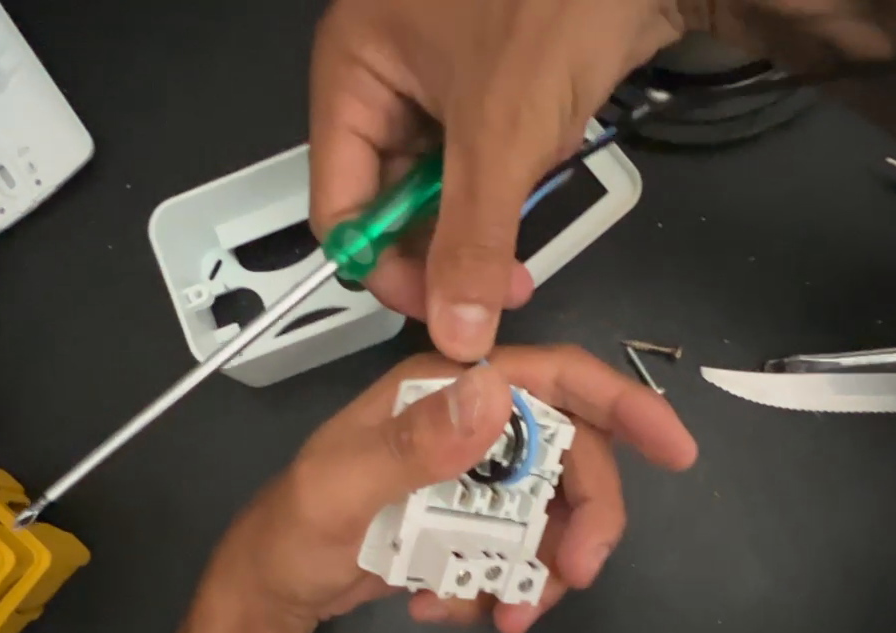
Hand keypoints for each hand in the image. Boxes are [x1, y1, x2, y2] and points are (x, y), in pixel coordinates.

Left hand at [208, 346, 698, 632]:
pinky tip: (445, 609)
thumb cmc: (296, 528)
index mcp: (447, 393)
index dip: (624, 406)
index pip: (553, 380)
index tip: (677, 452)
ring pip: (552, 518)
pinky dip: (498, 591)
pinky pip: (519, 556)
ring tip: (501, 618)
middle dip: (584, 523)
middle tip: (572, 580)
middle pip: (571, 461)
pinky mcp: (471, 527)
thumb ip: (414, 443)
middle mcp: (473, 429)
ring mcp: (475, 481)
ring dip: (540, 573)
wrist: (276, 588)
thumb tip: (496, 393)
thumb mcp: (342, 487)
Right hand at [309, 0, 686, 360]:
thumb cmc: (555, 6)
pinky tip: (538, 176)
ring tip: (525, 240)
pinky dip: (507, 189)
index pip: (340, 207)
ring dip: (482, 227)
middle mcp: (383, 80)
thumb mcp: (502, 136)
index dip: (384, 269)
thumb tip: (454, 336)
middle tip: (499, 292)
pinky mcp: (483, 92)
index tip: (439, 309)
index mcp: (354, 70)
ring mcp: (435, 85)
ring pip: (438, 195)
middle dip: (446, 254)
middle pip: (389, 207)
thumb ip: (472, 244)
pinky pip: (477, 169)